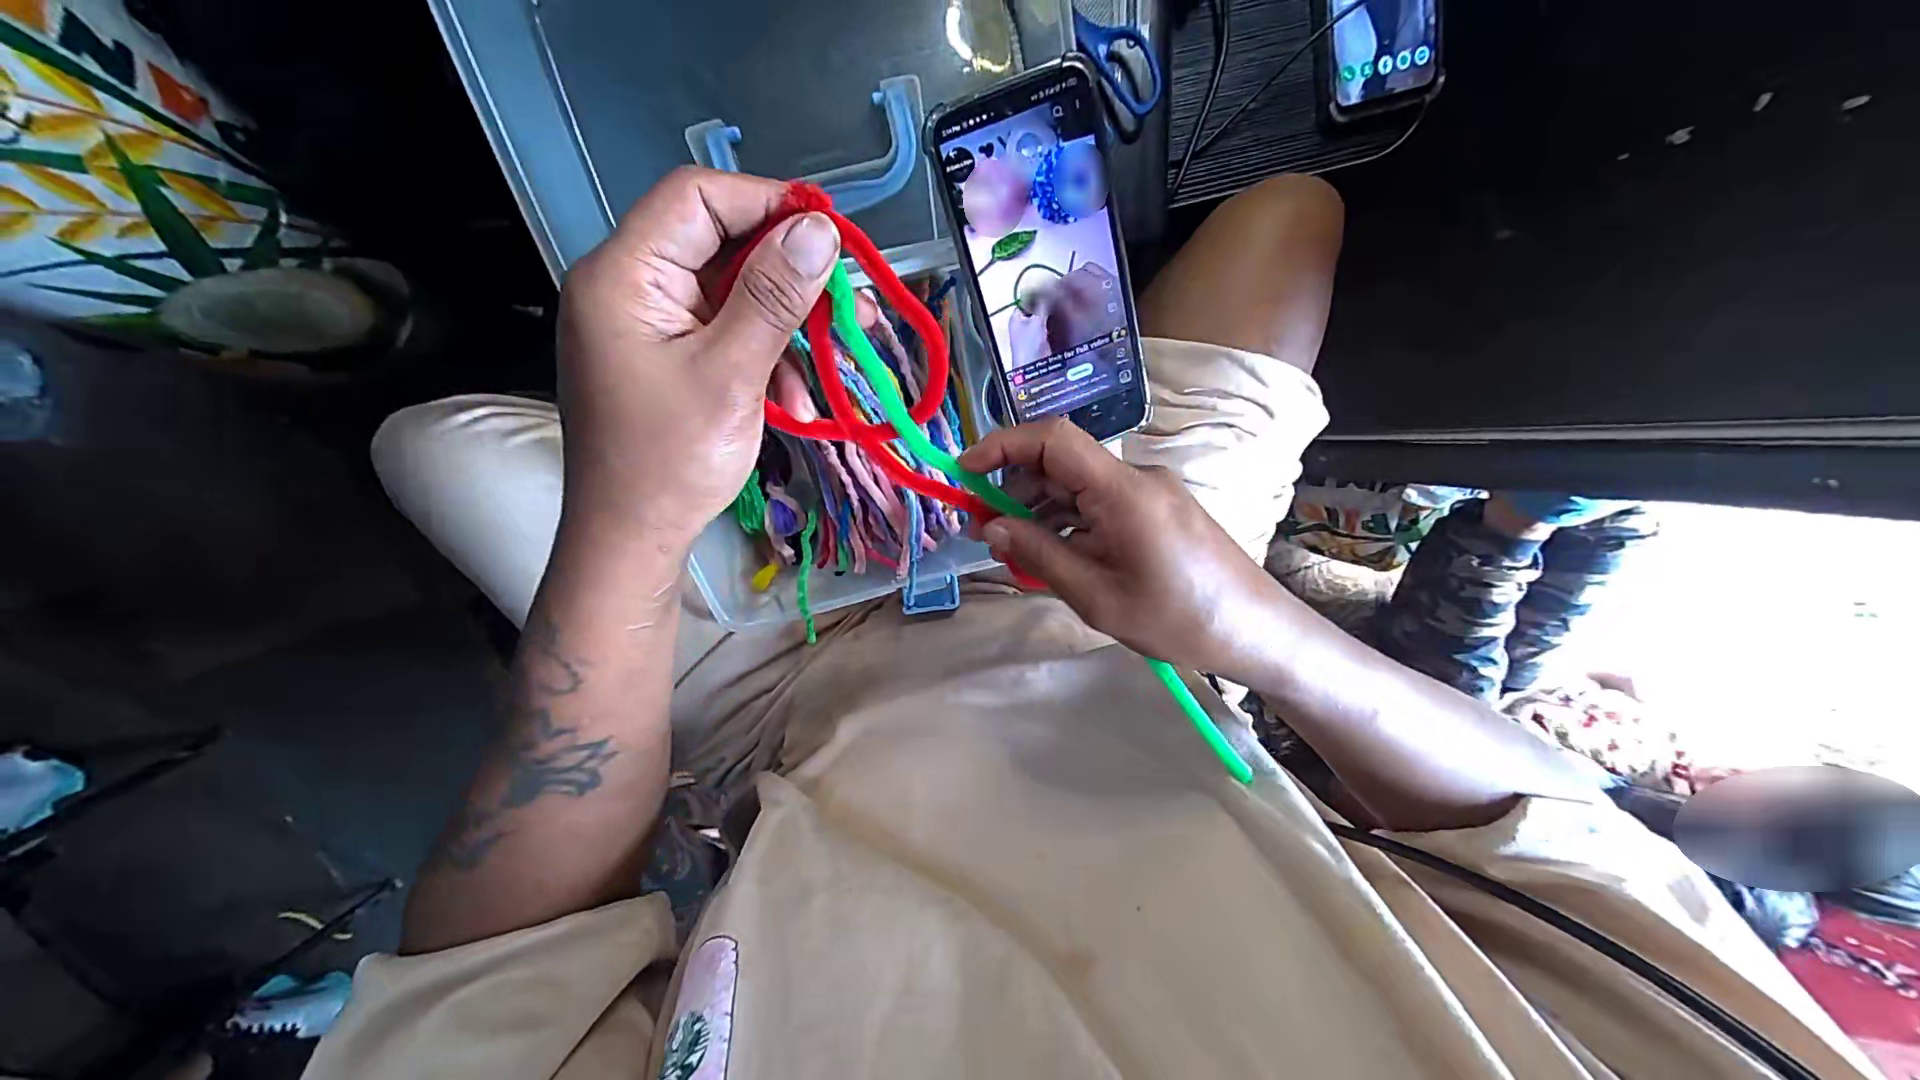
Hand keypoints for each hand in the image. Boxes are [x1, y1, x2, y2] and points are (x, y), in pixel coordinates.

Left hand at [555, 166, 841, 551]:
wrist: (631, 538)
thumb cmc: (670, 461)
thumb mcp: (730, 375)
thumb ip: (774, 297)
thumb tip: (819, 230)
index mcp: (625, 275)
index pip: (698, 199)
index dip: (769, 205)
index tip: (831, 238)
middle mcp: (631, 287)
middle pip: (723, 247)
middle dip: (792, 279)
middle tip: (850, 307)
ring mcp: (650, 325)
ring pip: (734, 296)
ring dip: (786, 329)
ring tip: (830, 367)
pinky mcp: (669, 357)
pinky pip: (726, 336)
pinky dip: (765, 360)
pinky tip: (793, 400)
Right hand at [956, 418, 1288, 678]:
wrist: (1256, 630)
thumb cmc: (1178, 619)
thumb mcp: (1097, 595)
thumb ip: (1039, 555)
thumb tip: (990, 528)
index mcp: (1123, 490)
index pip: (1053, 440)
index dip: (1001, 446)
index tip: (964, 473)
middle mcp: (1135, 478)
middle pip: (1060, 464)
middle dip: (1013, 490)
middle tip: (981, 530)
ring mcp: (1148, 492)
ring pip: (1076, 486)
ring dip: (1038, 510)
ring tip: (1012, 551)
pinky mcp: (1155, 509)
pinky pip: (1098, 503)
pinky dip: (1067, 522)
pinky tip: (1051, 552)